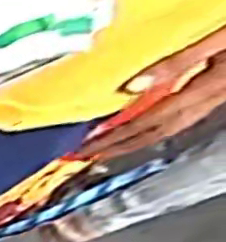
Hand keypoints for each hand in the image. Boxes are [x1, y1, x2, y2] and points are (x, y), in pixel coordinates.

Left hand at [81, 55, 225, 161]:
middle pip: (159, 131)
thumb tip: (132, 86)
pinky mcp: (225, 88)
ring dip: (137, 139)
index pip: (150, 120)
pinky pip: (187, 113)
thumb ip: (180, 60)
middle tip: (84, 155)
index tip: (81, 147)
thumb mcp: (222, 34)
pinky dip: (159, 123)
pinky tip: (143, 124)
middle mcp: (217, 95)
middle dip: (119, 146)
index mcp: (211, 85)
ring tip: (106, 146)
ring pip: (174, 125)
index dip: (114, 137)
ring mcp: (224, 93)